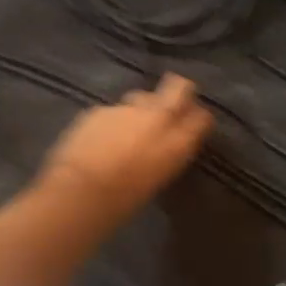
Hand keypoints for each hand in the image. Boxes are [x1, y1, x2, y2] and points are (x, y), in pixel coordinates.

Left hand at [39, 73, 211, 222]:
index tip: (192, 124)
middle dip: (179, 89)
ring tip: (128, 127)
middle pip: (180, 87)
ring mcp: (129, 108)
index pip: (202, 117)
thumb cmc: (126, 197)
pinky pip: (113, 110)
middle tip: (171, 101)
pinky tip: (101, 137)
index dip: (197, 118)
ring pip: (142, 97)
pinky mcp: (101, 109)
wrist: (82, 190)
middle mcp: (159, 117)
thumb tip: (170, 141)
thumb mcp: (160, 176)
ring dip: (140, 108)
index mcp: (180, 142)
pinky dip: (112, 120)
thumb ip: (169, 152)